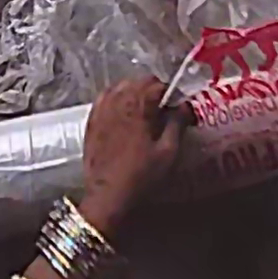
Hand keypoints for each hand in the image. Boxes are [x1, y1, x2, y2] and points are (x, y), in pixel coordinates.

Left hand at [80, 77, 182, 235]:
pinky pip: (105, 97)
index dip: (171, 93)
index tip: (177, 107)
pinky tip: (123, 111)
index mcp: (137, 104)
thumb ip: (177, 124)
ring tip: (144, 111)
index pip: (157, 84)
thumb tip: (185, 106)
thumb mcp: (168, 153)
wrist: (107, 196)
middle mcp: (117, 99)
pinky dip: (117, 98)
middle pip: (138, 82)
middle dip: (153, 91)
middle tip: (163, 111)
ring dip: (135, 92)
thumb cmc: (141, 175)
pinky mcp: (92, 118)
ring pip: (121, 86)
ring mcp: (102, 107)